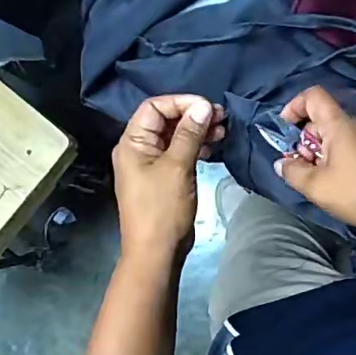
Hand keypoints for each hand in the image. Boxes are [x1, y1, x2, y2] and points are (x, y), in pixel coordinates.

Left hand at [112, 94, 223, 261]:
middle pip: (165, 120)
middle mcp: (138, 149)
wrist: (156, 252)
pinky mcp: (164, 178)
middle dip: (193, 116)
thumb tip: (203, 106)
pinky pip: (179, 153)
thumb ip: (189, 134)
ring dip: (197, 131)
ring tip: (222, 131)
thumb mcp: (177, 167)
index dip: (181, 102)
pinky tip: (213, 147)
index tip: (208, 108)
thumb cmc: (162, 209)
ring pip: (175, 137)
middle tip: (221, 118)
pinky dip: (195, 147)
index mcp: (132, 142)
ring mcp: (150, 164)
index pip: (154, 107)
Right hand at [275, 86, 355, 236]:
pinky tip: (337, 185)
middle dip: (304, 141)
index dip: (294, 106)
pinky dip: (335, 160)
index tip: (285, 131)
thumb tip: (282, 163)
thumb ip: (292, 171)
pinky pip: (348, 147)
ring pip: (334, 137)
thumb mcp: (315, 186)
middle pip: (321, 121)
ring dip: (319, 154)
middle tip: (301, 167)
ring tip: (318, 181)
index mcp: (339, 124)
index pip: (313, 96)